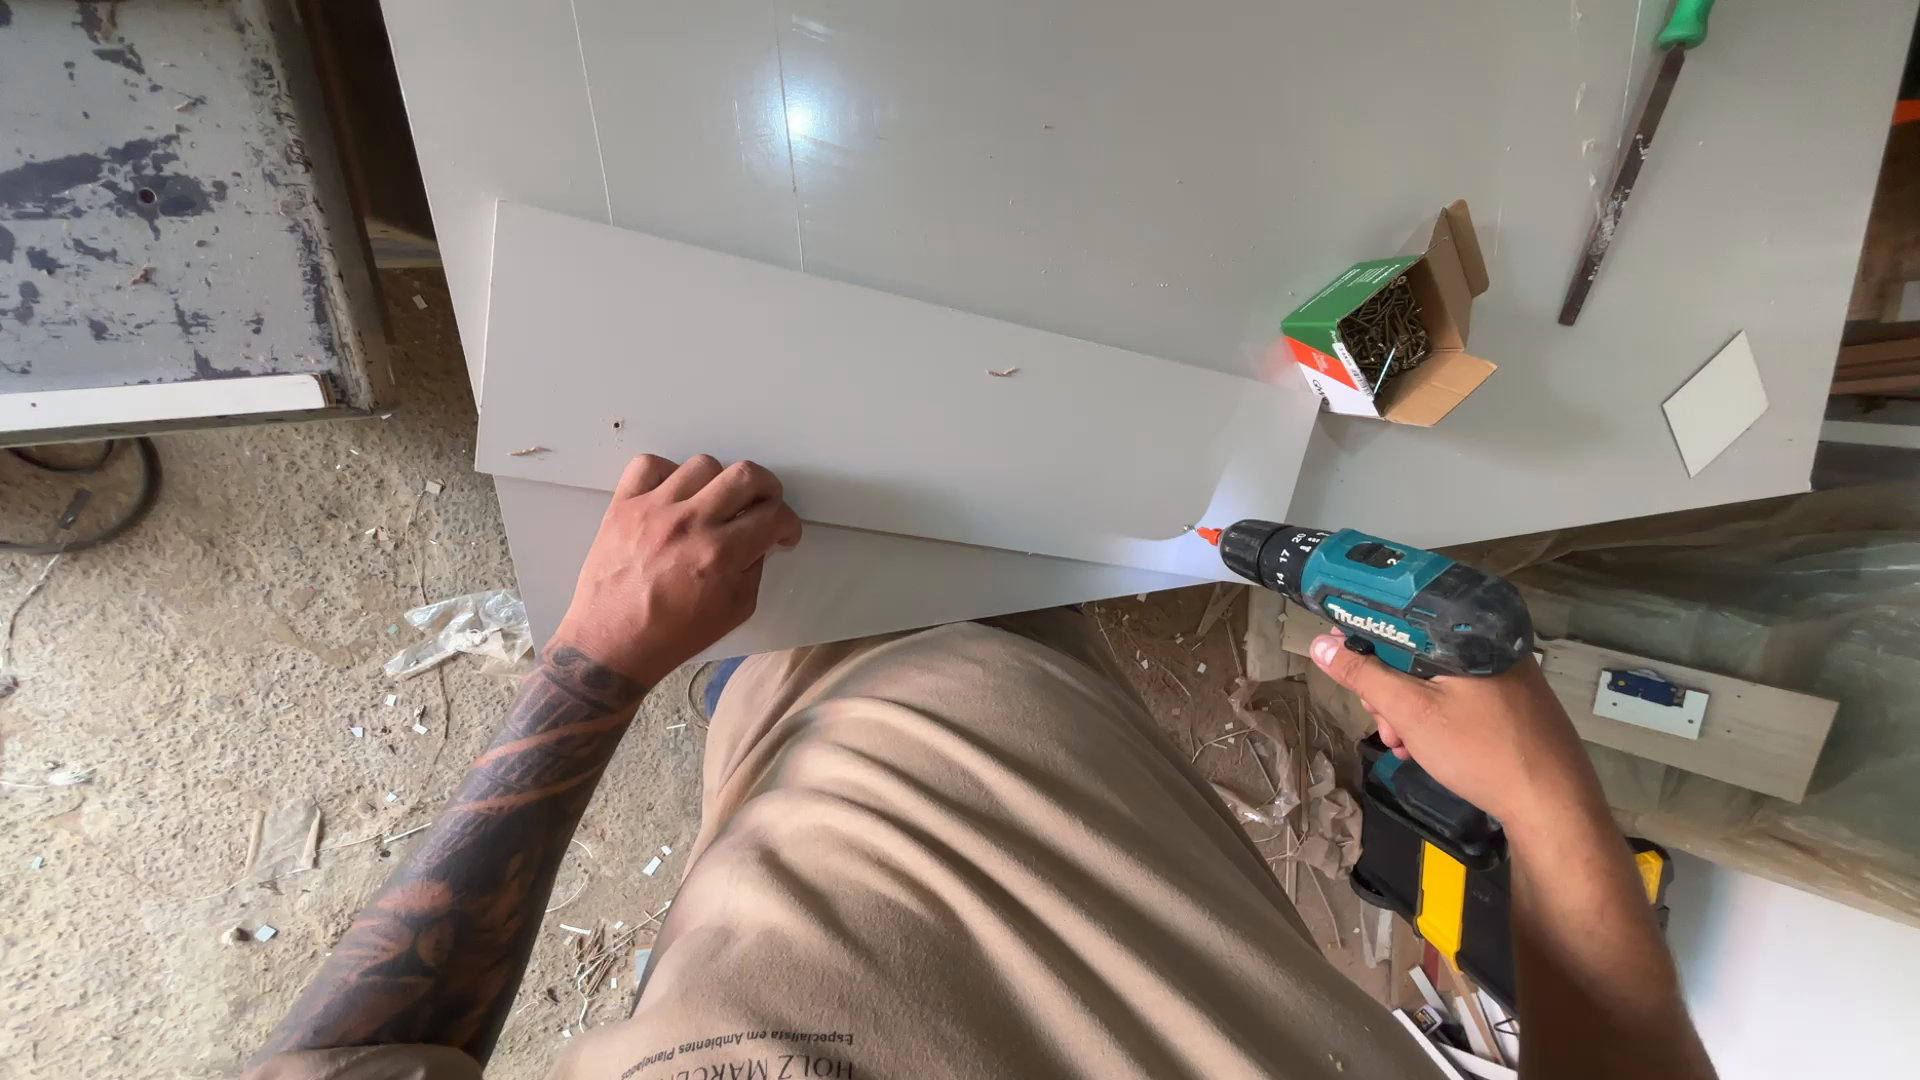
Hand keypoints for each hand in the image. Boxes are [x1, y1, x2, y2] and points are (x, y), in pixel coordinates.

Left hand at [551, 455, 801, 686]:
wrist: (612, 644)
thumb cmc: (674, 634)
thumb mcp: (736, 609)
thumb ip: (754, 567)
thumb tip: (759, 539)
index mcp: (721, 554)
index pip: (773, 515)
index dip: (788, 523)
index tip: (783, 532)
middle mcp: (691, 523)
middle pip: (746, 475)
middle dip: (767, 489)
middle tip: (762, 506)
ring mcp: (654, 510)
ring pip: (703, 465)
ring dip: (719, 483)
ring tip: (714, 504)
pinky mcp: (622, 506)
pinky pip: (650, 465)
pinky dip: (668, 474)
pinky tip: (673, 497)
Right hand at [1308, 632, 1605, 832]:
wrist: (1555, 812)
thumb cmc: (1482, 752)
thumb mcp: (1410, 711)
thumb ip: (1363, 675)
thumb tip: (1320, 645)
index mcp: (1473, 639)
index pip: (1405, 620)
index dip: (1366, 634)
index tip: (1340, 652)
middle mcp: (1493, 651)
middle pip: (1417, 653)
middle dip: (1387, 686)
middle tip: (1378, 717)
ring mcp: (1508, 681)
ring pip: (1435, 680)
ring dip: (1406, 708)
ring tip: (1401, 742)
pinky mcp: (1513, 708)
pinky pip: (1458, 699)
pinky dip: (1433, 718)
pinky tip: (1423, 747)